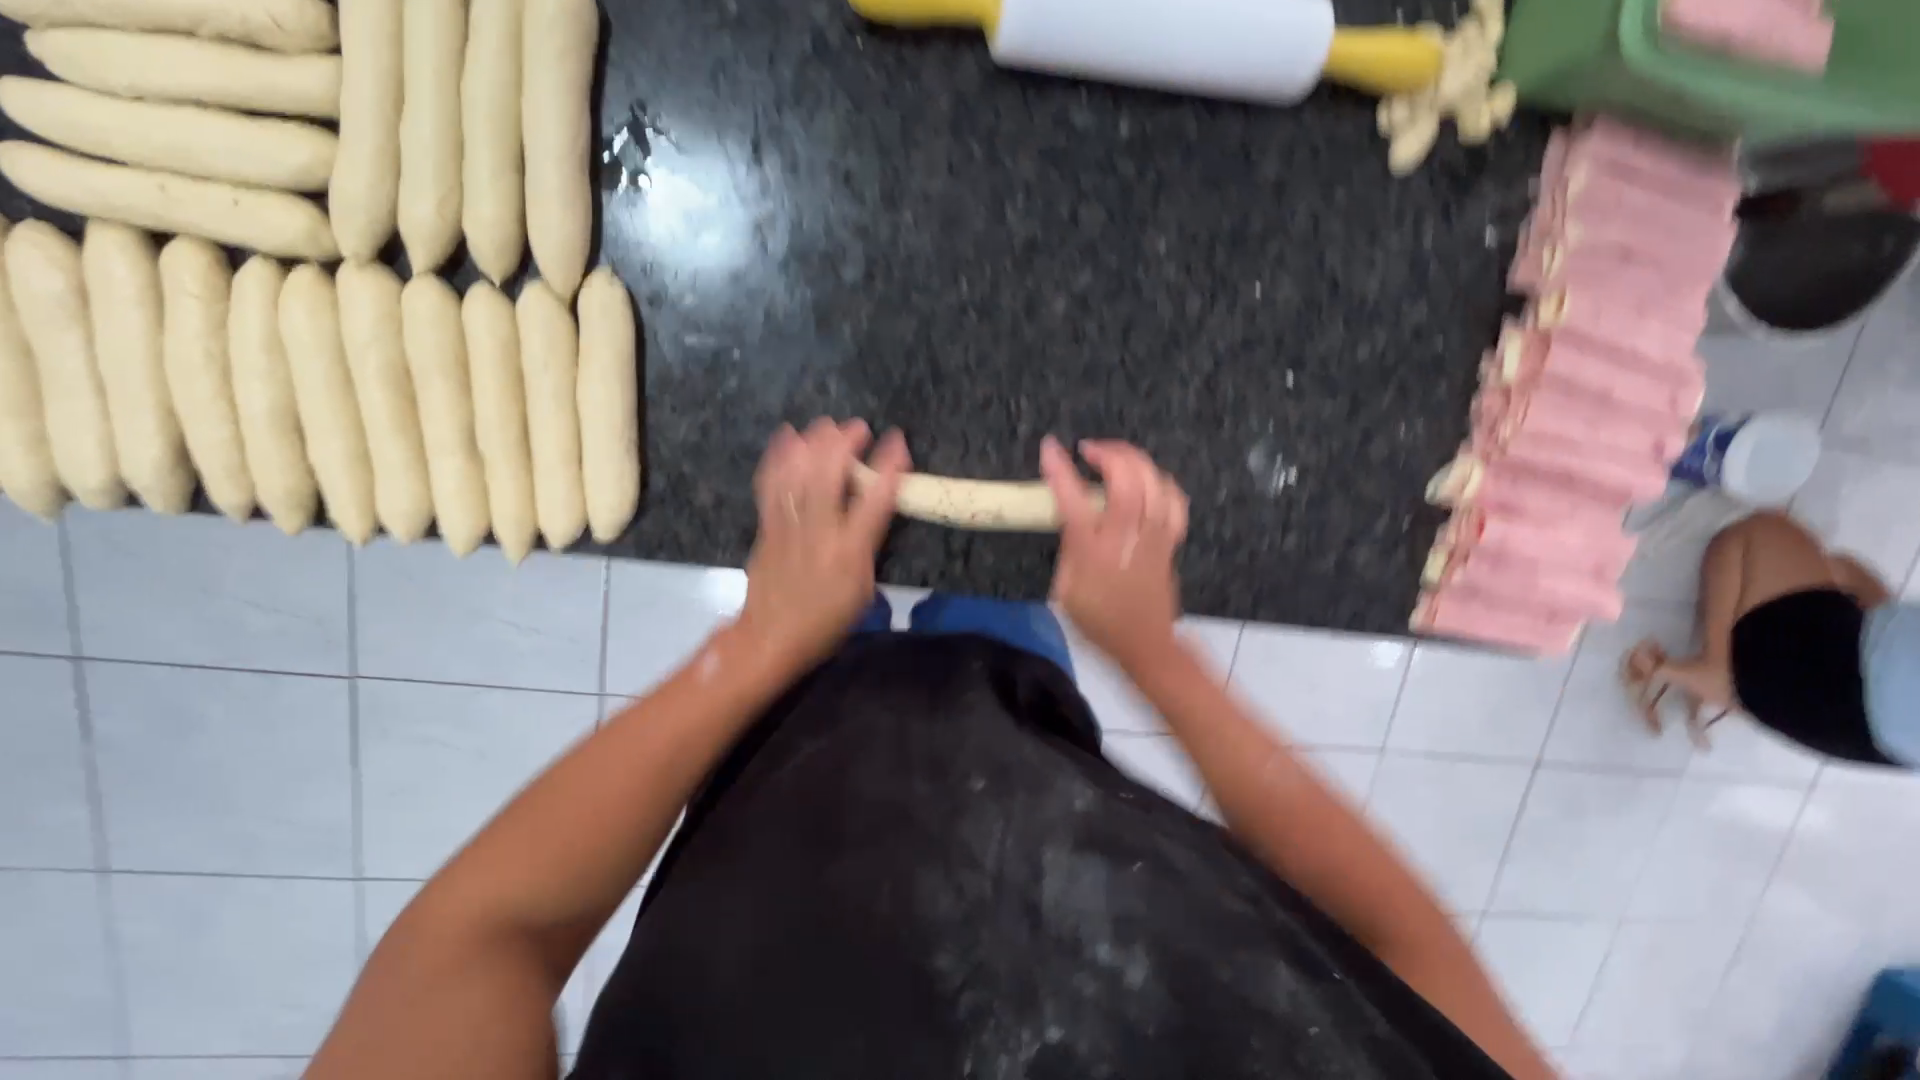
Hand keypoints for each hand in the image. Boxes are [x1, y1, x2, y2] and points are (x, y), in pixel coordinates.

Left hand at [736, 417, 908, 670]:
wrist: (770, 637)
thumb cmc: (826, 622)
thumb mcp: (863, 592)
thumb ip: (868, 549)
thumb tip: (872, 515)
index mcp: (850, 553)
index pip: (875, 501)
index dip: (889, 468)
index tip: (899, 441)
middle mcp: (819, 533)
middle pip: (829, 476)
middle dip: (844, 444)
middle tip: (858, 427)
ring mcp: (789, 527)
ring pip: (798, 475)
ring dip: (813, 444)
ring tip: (826, 425)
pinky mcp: (766, 526)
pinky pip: (771, 484)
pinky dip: (778, 456)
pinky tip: (787, 436)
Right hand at [1039, 435, 1187, 669]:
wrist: (1145, 646)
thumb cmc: (1097, 623)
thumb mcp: (1065, 591)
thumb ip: (1068, 550)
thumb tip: (1070, 520)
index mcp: (1092, 554)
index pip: (1074, 502)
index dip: (1061, 471)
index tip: (1051, 448)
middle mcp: (1125, 540)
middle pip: (1127, 481)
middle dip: (1109, 454)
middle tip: (1089, 449)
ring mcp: (1153, 538)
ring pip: (1154, 485)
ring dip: (1135, 461)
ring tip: (1116, 456)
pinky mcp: (1170, 542)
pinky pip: (1175, 501)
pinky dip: (1162, 482)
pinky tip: (1148, 478)